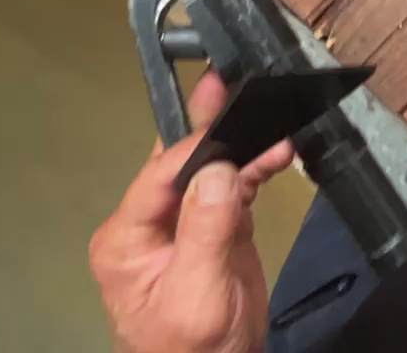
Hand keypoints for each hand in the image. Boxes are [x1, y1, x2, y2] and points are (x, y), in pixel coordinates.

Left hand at [90, 73, 296, 352]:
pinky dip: (258, 164)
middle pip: (181, 157)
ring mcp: (185, 217)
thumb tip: (216, 166)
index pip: (159, 174)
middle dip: (213, 123)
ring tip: (276, 124)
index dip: (196, 145)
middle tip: (233, 81)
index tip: (232, 125)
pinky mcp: (217, 220)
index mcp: (128, 237)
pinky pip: (235, 181)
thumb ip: (204, 230)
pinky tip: (279, 153)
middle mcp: (151, 219)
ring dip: (245, 145)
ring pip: (213, 163)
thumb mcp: (196, 295)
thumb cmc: (193, 351)